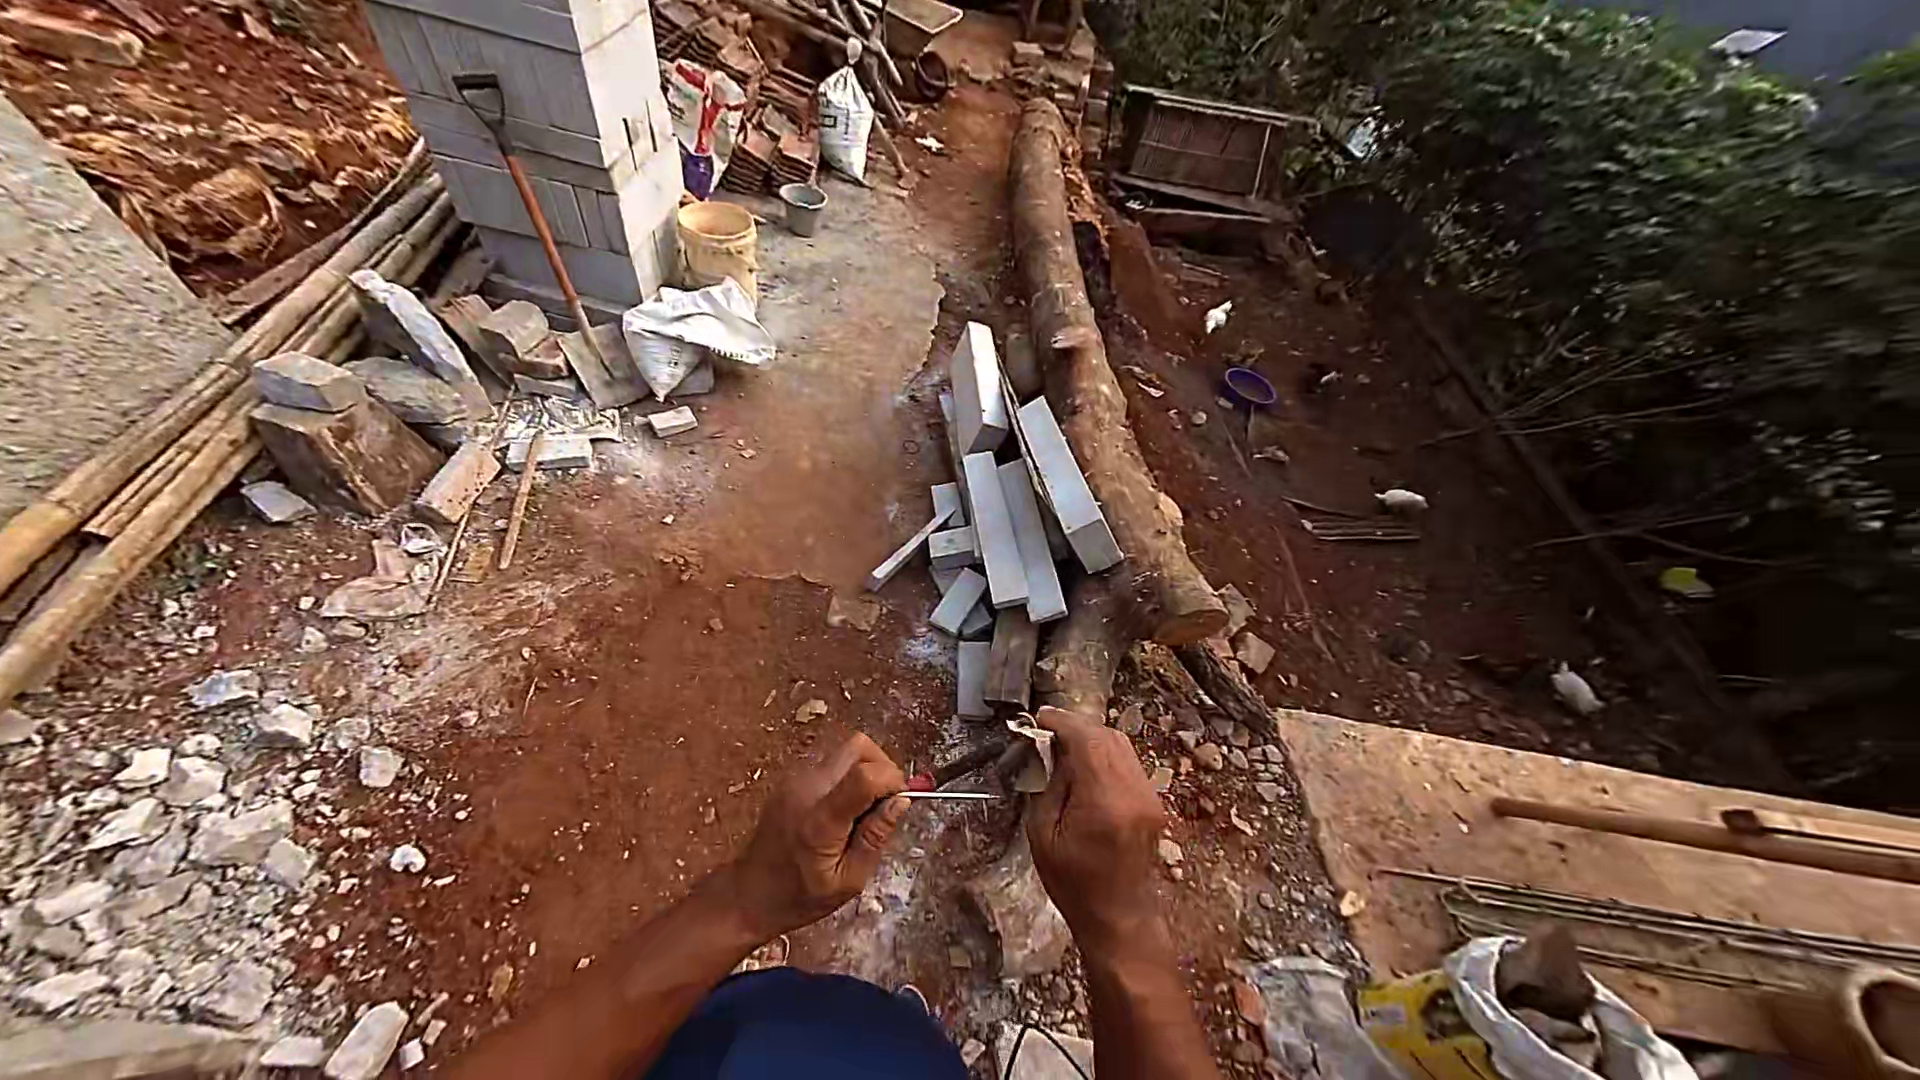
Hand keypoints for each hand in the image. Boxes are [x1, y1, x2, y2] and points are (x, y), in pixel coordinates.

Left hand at [723, 733, 909, 939]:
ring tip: (864, 808)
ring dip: (867, 769)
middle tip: (885, 802)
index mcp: (820, 821)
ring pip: (848, 750)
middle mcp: (807, 788)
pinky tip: (845, 807)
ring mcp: (797, 778)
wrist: (748, 892)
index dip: (892, 780)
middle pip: (859, 747)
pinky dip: (850, 774)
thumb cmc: (799, 897)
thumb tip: (902, 801)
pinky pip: (834, 761)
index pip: (864, 775)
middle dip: (883, 768)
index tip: (901, 801)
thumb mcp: (849, 882)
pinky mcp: (794, 776)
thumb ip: (875, 837)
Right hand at [1026, 706, 1167, 951]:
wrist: (1119, 919)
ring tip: (1063, 745)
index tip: (1039, 719)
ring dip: (1091, 736)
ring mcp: (1148, 796)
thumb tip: (1050, 750)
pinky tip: (1085, 764)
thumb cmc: (1073, 884)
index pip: (1086, 739)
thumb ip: (1048, 784)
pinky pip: (1128, 760)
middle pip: (1106, 735)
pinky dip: (1105, 752)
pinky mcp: (1152, 801)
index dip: (1061, 722)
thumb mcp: (1042, 834)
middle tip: (1047, 731)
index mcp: (1104, 802)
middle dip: (1074, 726)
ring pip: (1120, 744)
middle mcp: (1133, 793)